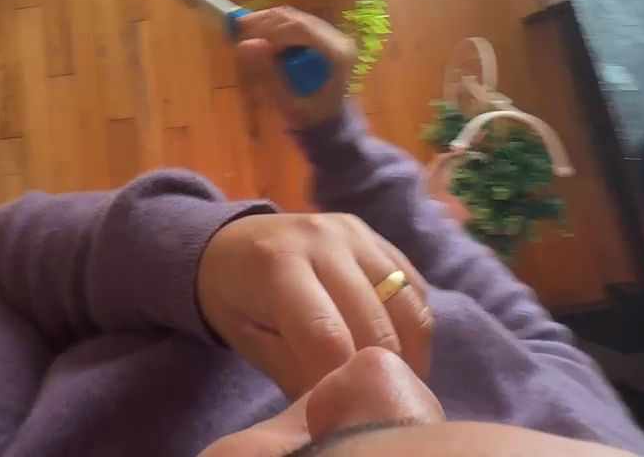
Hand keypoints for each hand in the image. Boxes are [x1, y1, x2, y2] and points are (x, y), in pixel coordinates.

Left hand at [197, 212, 431, 399]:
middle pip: (375, 325)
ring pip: (407, 306)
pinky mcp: (374, 235)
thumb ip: (295, 373)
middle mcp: (321, 239)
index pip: (328, 339)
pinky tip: (395, 349)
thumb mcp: (249, 340)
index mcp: (279, 263)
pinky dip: (413, 325)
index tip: (341, 411)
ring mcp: (353, 232)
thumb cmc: (235, 299)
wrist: (229, 244)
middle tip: (371, 405)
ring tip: (389, 382)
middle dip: (376, 376)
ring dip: (408, 355)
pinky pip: (414, 287)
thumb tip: (344, 410)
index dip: (341, 386)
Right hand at [233, 7, 355, 127]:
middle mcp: (339, 39)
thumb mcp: (287, 102)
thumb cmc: (309, 115)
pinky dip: (273, 24)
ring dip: (266, 21)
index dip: (269, 28)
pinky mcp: (323, 34)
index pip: (300, 28)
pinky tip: (256, 33)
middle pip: (296, 19)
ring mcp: (333, 34)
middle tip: (236, 30)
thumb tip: (244, 44)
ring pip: (294, 16)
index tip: (244, 37)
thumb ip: (267, 74)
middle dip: (264, 22)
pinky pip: (294, 21)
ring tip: (242, 31)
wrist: (328, 120)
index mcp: (337, 54)